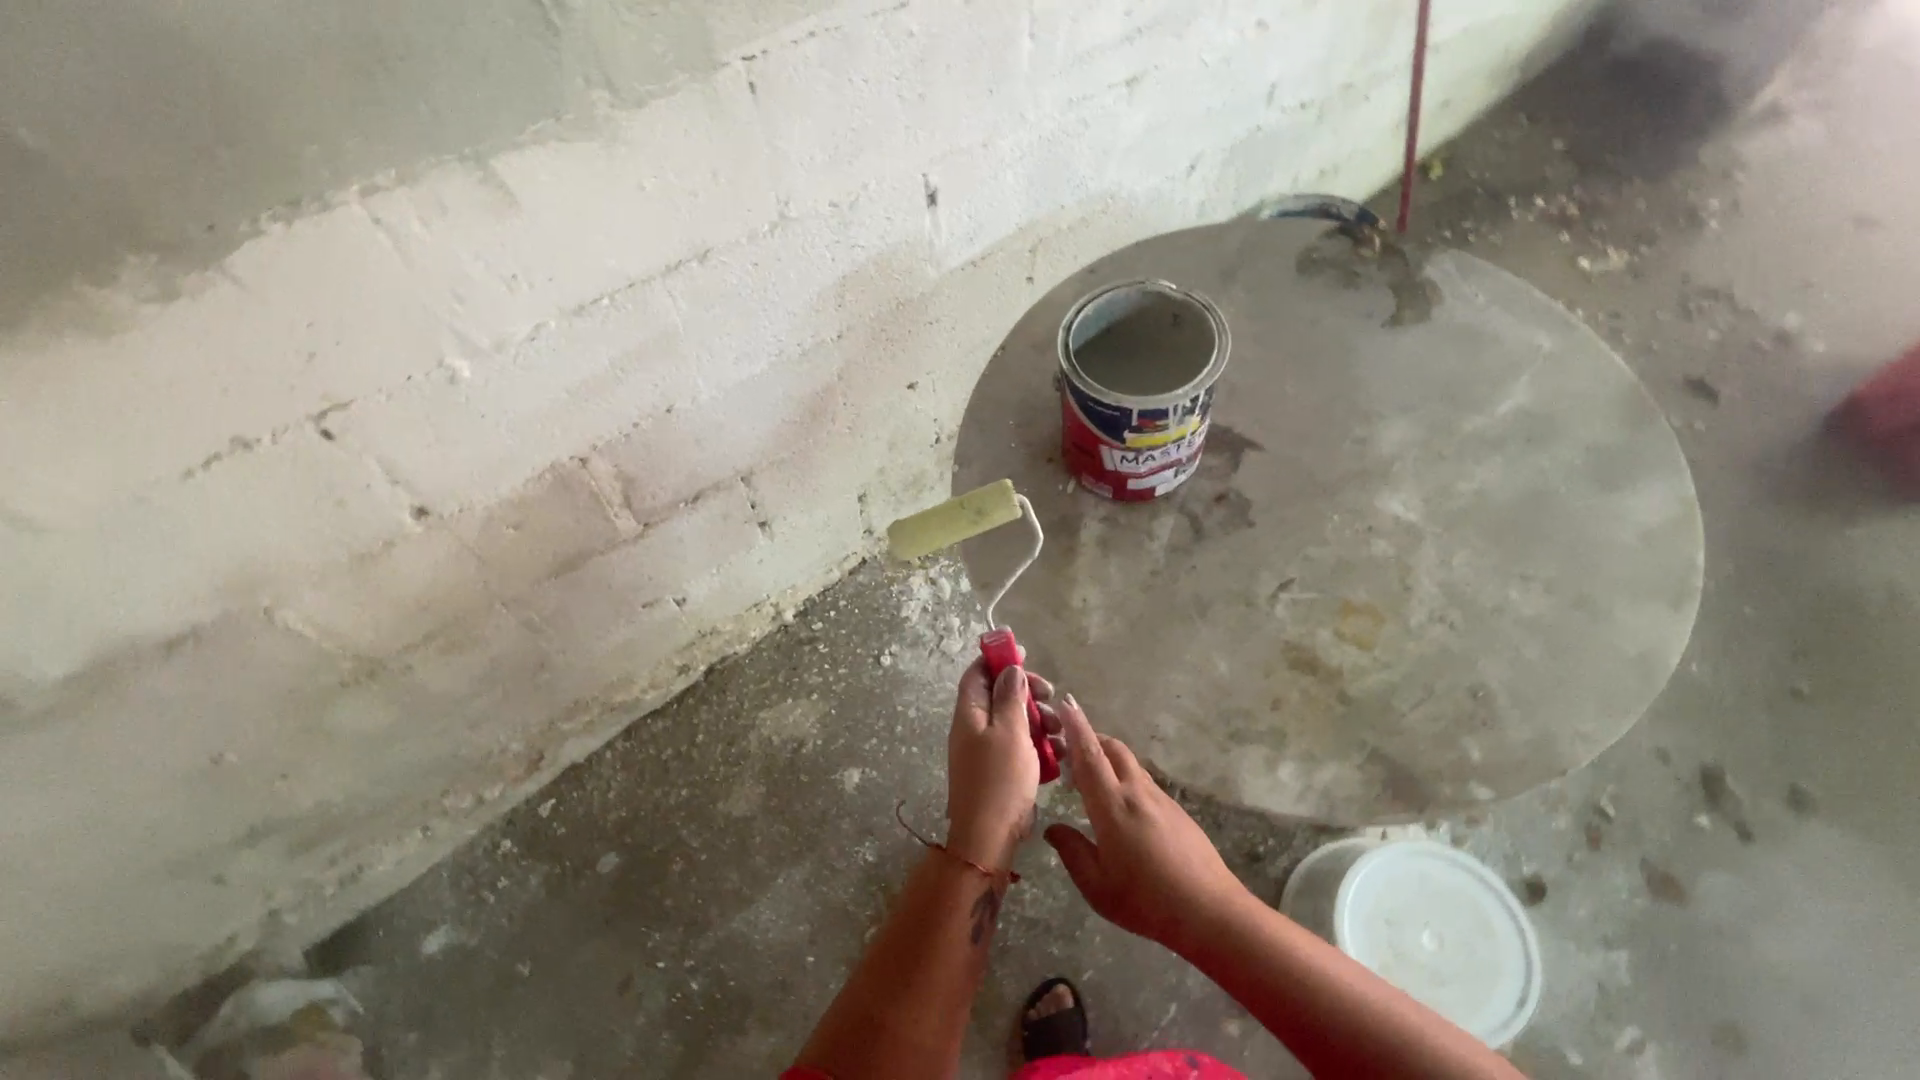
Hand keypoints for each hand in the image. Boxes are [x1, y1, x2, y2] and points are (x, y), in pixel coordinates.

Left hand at [945, 659, 1055, 871]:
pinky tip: (1058, 752)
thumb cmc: (999, 780)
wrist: (988, 837)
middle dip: (1026, 691)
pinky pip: (1018, 746)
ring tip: (1059, 730)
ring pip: (1013, 721)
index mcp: (969, 714)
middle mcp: (972, 728)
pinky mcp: (998, 771)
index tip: (1024, 654)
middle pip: (998, 695)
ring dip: (1038, 719)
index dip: (997, 659)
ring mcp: (984, 751)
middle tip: (1050, 695)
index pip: (977, 674)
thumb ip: (1010, 697)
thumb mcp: (1010, 732)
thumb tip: (1009, 669)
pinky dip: (1037, 743)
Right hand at [1044, 695, 1249, 951]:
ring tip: (1089, 779)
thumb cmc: (1146, 901)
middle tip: (1067, 747)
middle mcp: (1136, 793)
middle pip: (1112, 749)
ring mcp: (1161, 800)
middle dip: (1090, 738)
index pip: (1089, 755)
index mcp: (1112, 806)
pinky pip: (1143, 782)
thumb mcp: (1097, 886)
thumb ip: (1072, 852)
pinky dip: (1124, 778)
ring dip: (1107, 758)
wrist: (1210, 912)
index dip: (1075, 727)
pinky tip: (1119, 807)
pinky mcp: (1177, 812)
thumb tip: (1053, 828)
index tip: (1065, 702)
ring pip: (1130, 764)